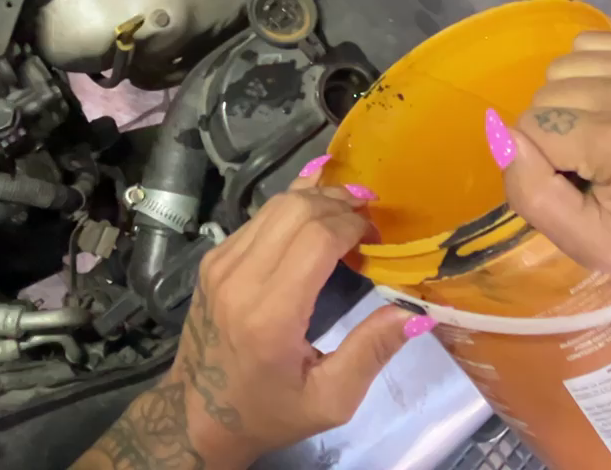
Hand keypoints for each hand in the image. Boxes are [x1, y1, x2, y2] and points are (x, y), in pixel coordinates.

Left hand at [79, 175, 428, 469]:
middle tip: (368, 213)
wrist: (195, 414)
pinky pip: (260, 216)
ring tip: (348, 207)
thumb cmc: (268, 411)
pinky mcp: (214, 256)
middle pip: (296, 210)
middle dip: (338, 202)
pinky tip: (316, 210)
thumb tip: (415, 311)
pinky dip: (293, 206)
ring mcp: (221, 261)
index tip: (376, 232)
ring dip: (316, 197)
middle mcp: (240, 277)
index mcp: (270, 314)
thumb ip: (371, 352)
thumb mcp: (329, 400)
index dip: (351, 224)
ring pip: (276, 205)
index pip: (316, 239)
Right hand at [486, 31, 610, 292]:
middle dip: (553, 131)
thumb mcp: (588, 243)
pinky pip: (589, 45)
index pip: (531, 128)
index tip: (580, 188)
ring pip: (562, 67)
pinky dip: (587, 74)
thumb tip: (505, 135)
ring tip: (601, 136)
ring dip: (568, 101)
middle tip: (592, 166)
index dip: (542, 162)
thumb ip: (533, 193)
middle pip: (545, 93)